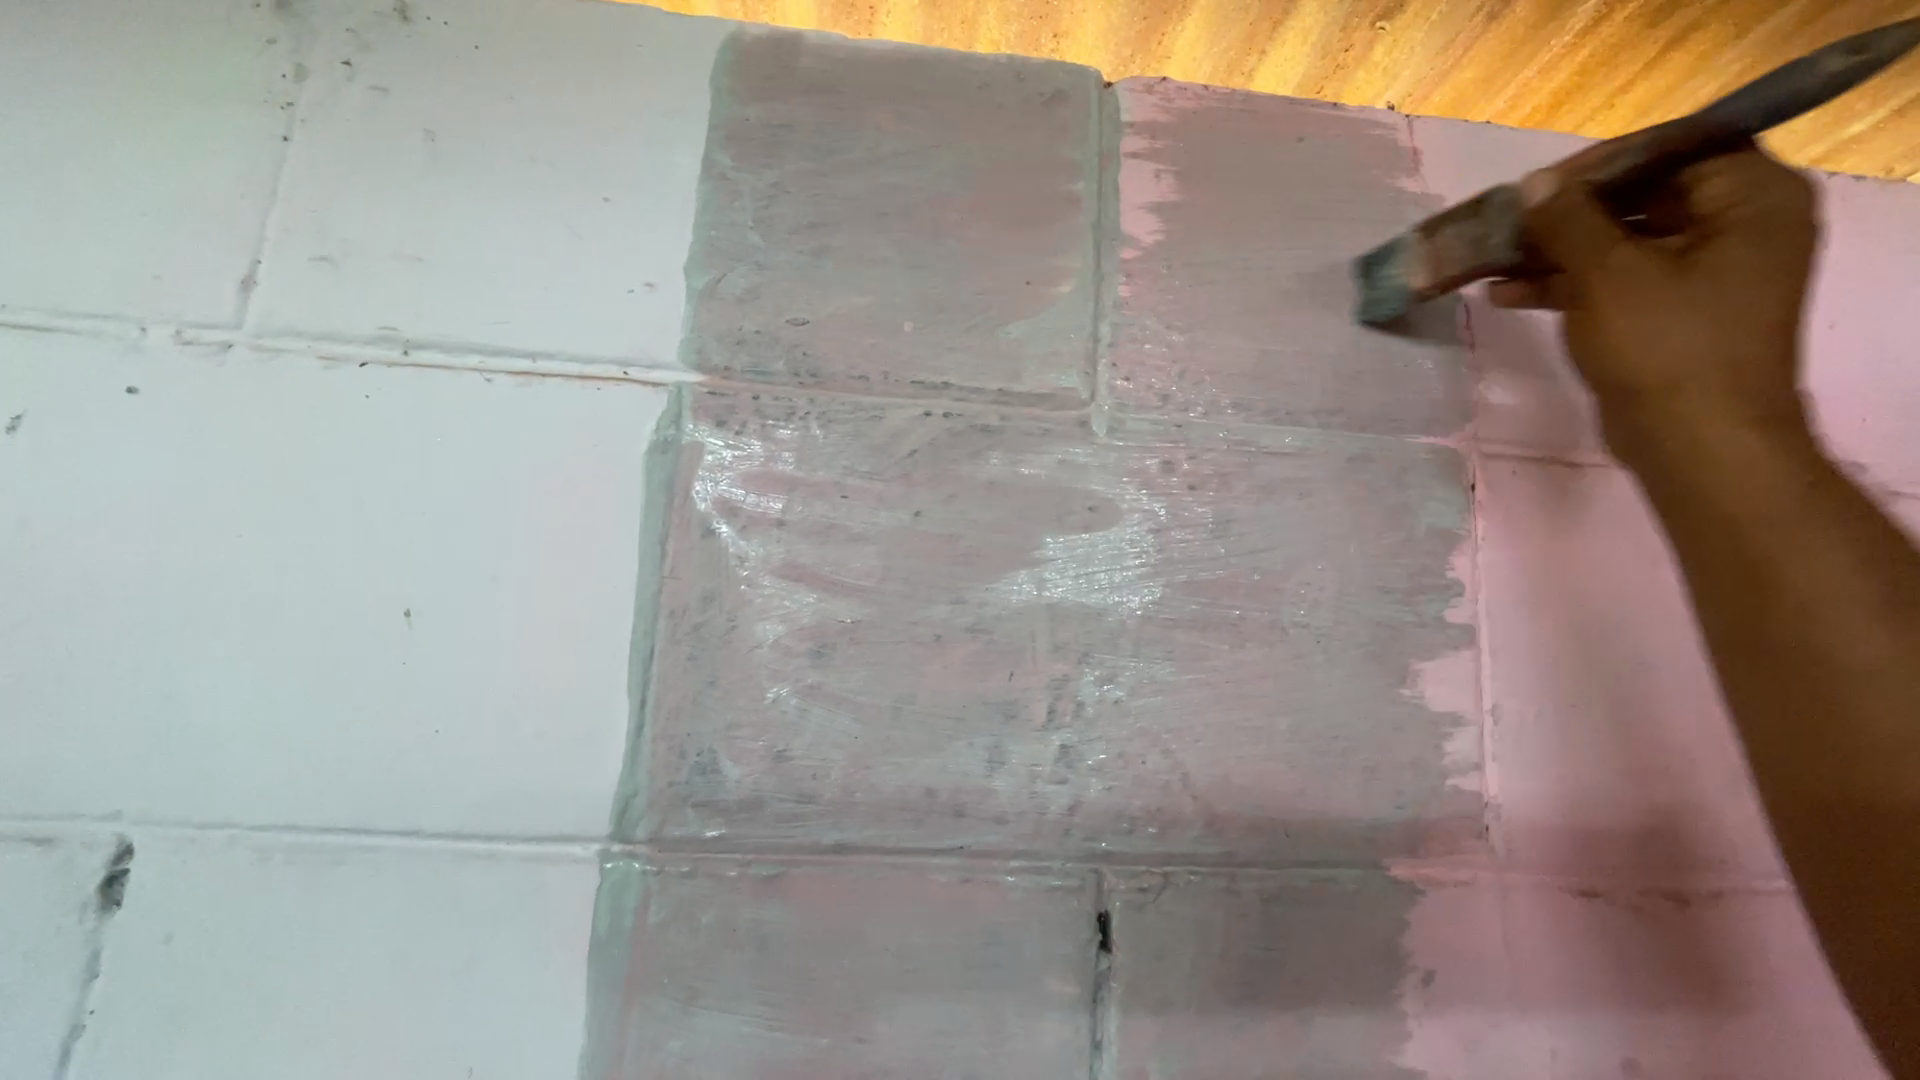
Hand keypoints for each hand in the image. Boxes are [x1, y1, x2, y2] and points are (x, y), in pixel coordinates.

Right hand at [1490, 147, 1819, 450]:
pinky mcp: (1675, 313)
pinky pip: (1618, 281)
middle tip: (1510, 222)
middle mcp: (1741, 226)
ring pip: (1623, 242)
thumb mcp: (1607, 274)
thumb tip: (1533, 184)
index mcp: (1753, 198)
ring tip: (1494, 260)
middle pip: (1645, 196)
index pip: (1677, 148)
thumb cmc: (1664, 345)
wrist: (1695, 439)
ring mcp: (1708, 273)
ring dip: (1557, 251)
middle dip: (1569, 213)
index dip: (1604, 161)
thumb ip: (1568, 221)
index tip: (1541, 183)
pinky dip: (1568, 284)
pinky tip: (1508, 293)